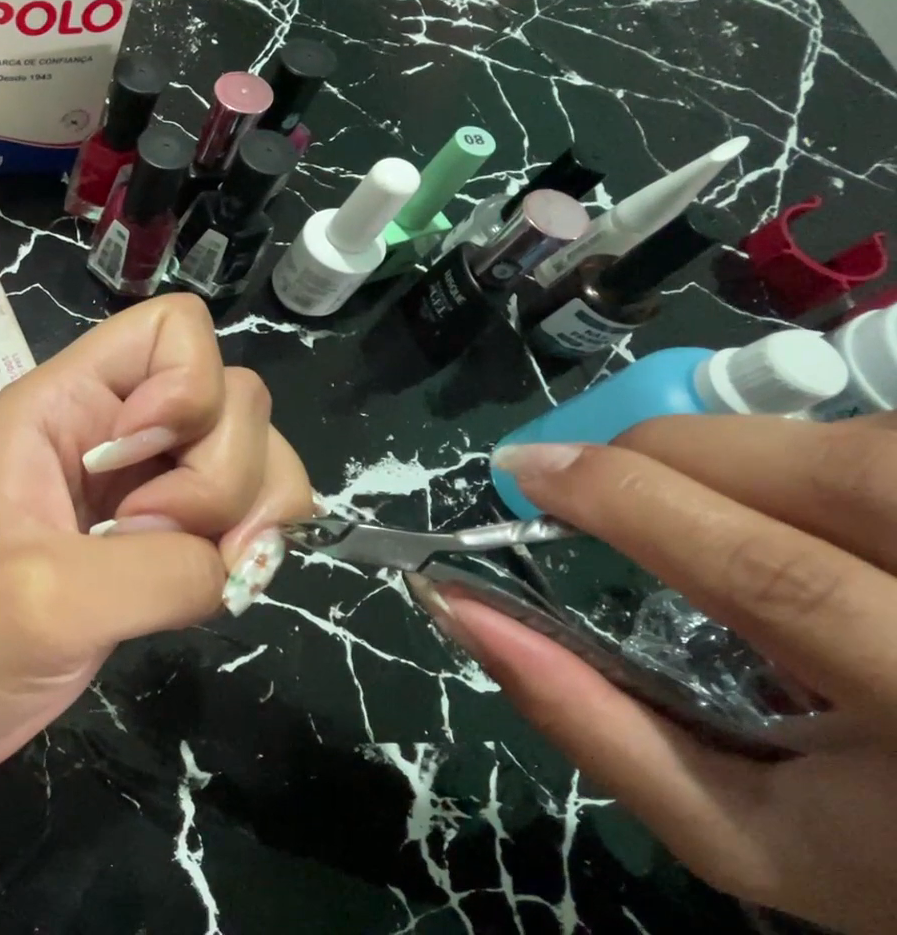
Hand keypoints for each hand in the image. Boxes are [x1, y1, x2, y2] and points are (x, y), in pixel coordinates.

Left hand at [0, 294, 311, 786]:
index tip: (147, 464)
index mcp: (60, 408)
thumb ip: (158, 569)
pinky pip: (235, 519)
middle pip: (230, 398)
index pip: (171, 330)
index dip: (188, 388)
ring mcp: (133, 492)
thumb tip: (230, 563)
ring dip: (251, 510)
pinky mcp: (150, 550)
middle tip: (156, 537)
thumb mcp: (47, 597)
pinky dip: (249, 547)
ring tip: (206, 573)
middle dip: (223, 471)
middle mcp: (105, 434)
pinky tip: (220, 589)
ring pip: (246, 457)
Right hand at [431, 414, 896, 932]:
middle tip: (602, 470)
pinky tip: (800, 508)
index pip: (771, 575)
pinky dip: (826, 456)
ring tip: (701, 497)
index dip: (630, 502)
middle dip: (686, 448)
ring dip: (757, 449)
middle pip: (851, 476)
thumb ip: (588, 718)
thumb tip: (454, 602)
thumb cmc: (887, 861)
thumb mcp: (734, 832)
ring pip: (884, 445)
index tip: (525, 467)